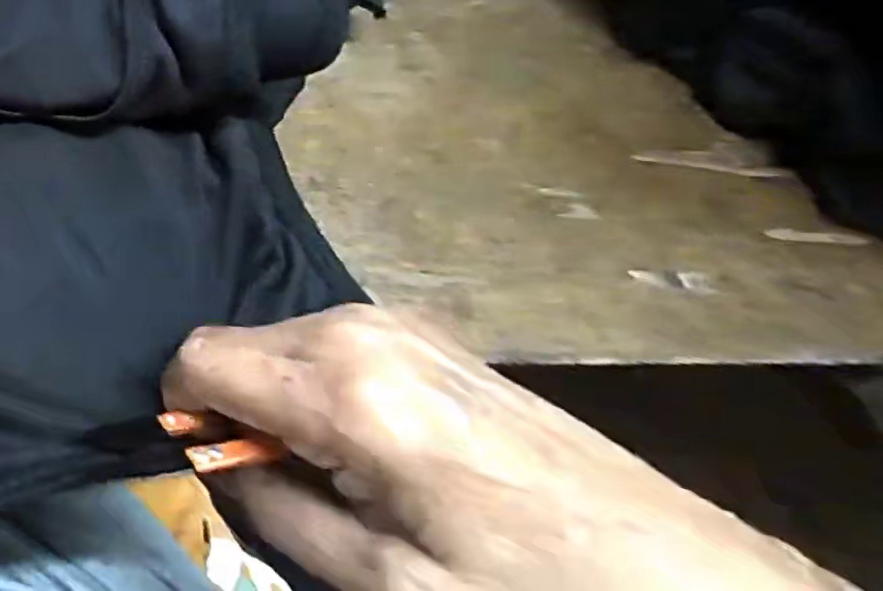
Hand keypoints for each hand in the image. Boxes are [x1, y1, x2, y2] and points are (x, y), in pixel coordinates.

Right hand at [164, 305, 851, 590]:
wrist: (701, 587)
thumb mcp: (387, 583)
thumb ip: (274, 506)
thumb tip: (212, 460)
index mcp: (341, 386)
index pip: (203, 356)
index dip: (181, 403)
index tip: (198, 453)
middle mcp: (352, 327)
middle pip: (235, 343)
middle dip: (228, 404)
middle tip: (269, 477)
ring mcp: (389, 318)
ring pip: (275, 339)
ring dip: (271, 395)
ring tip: (325, 466)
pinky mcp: (418, 326)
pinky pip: (321, 339)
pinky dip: (310, 382)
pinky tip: (364, 439)